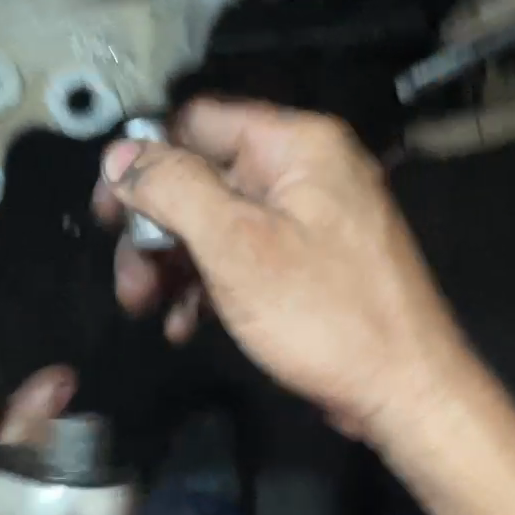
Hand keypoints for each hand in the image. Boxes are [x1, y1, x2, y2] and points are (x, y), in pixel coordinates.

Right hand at [93, 100, 471, 438]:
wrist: (404, 391)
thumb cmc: (325, 315)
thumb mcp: (236, 246)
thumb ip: (173, 190)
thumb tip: (119, 154)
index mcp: (297, 146)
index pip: (198, 123)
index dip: (145, 160)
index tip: (109, 212)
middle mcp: (306, 174)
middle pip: (204, 180)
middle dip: (157, 231)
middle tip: (129, 282)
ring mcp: (311, 223)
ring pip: (221, 226)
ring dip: (176, 266)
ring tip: (148, 309)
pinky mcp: (312, 267)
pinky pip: (248, 260)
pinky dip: (212, 287)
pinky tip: (185, 324)